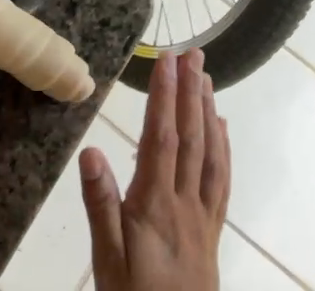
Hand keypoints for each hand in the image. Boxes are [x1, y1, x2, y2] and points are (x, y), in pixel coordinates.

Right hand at [79, 50, 231, 290]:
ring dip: (209, 114)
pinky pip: (221, 181)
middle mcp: (185, 204)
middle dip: (191, 94)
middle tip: (193, 54)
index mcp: (155, 205)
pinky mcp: (211, 232)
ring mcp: (203, 218)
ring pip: (211, 156)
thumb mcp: (107, 260)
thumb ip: (101, 205)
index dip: (165, 98)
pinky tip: (221, 132)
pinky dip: (222, 150)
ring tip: (207, 80)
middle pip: (192, 140)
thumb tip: (91, 152)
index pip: (162, 140)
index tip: (166, 62)